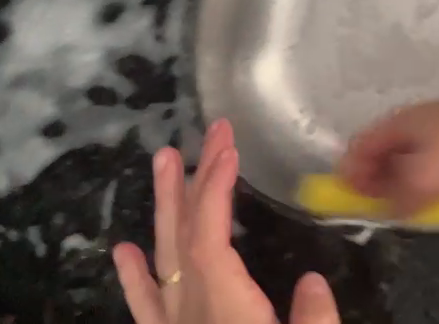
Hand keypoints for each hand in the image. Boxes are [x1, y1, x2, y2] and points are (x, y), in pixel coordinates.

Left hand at [114, 120, 338, 323]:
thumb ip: (314, 321)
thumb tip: (314, 280)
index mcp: (225, 312)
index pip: (208, 241)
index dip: (214, 193)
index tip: (229, 150)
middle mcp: (190, 315)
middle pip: (185, 237)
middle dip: (197, 180)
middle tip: (212, 132)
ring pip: (164, 261)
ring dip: (166, 208)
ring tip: (165, 159)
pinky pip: (147, 305)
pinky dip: (135, 276)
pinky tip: (124, 250)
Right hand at [339, 88, 438, 216]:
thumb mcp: (425, 179)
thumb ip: (397, 197)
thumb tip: (385, 206)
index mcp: (399, 122)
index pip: (358, 146)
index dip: (350, 177)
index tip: (356, 206)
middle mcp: (415, 119)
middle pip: (383, 152)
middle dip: (378, 183)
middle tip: (388, 211)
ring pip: (411, 157)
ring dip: (406, 183)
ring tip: (419, 206)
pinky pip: (434, 158)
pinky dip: (431, 177)